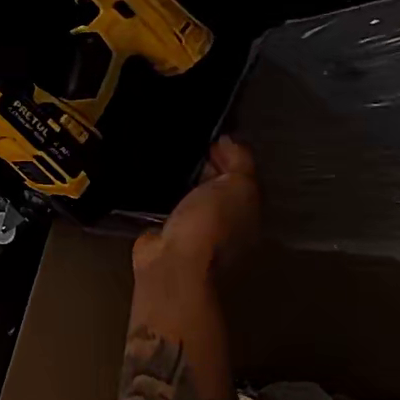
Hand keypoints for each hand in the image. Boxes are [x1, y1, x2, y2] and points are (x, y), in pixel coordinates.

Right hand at [132, 137, 259, 291]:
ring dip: (181, 180)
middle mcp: (225, 225)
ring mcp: (194, 232)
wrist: (175, 262)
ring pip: (191, 197)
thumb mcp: (238, 186)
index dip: (229, 156)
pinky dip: (161, 194)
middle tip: (186, 143)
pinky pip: (166, 206)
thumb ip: (239, 161)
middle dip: (204, 167)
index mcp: (248, 214)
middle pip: (217, 188)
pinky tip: (150, 177)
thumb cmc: (212, 223)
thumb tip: (230, 140)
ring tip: (166, 155)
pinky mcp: (165, 234)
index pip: (242, 179)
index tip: (210, 137)